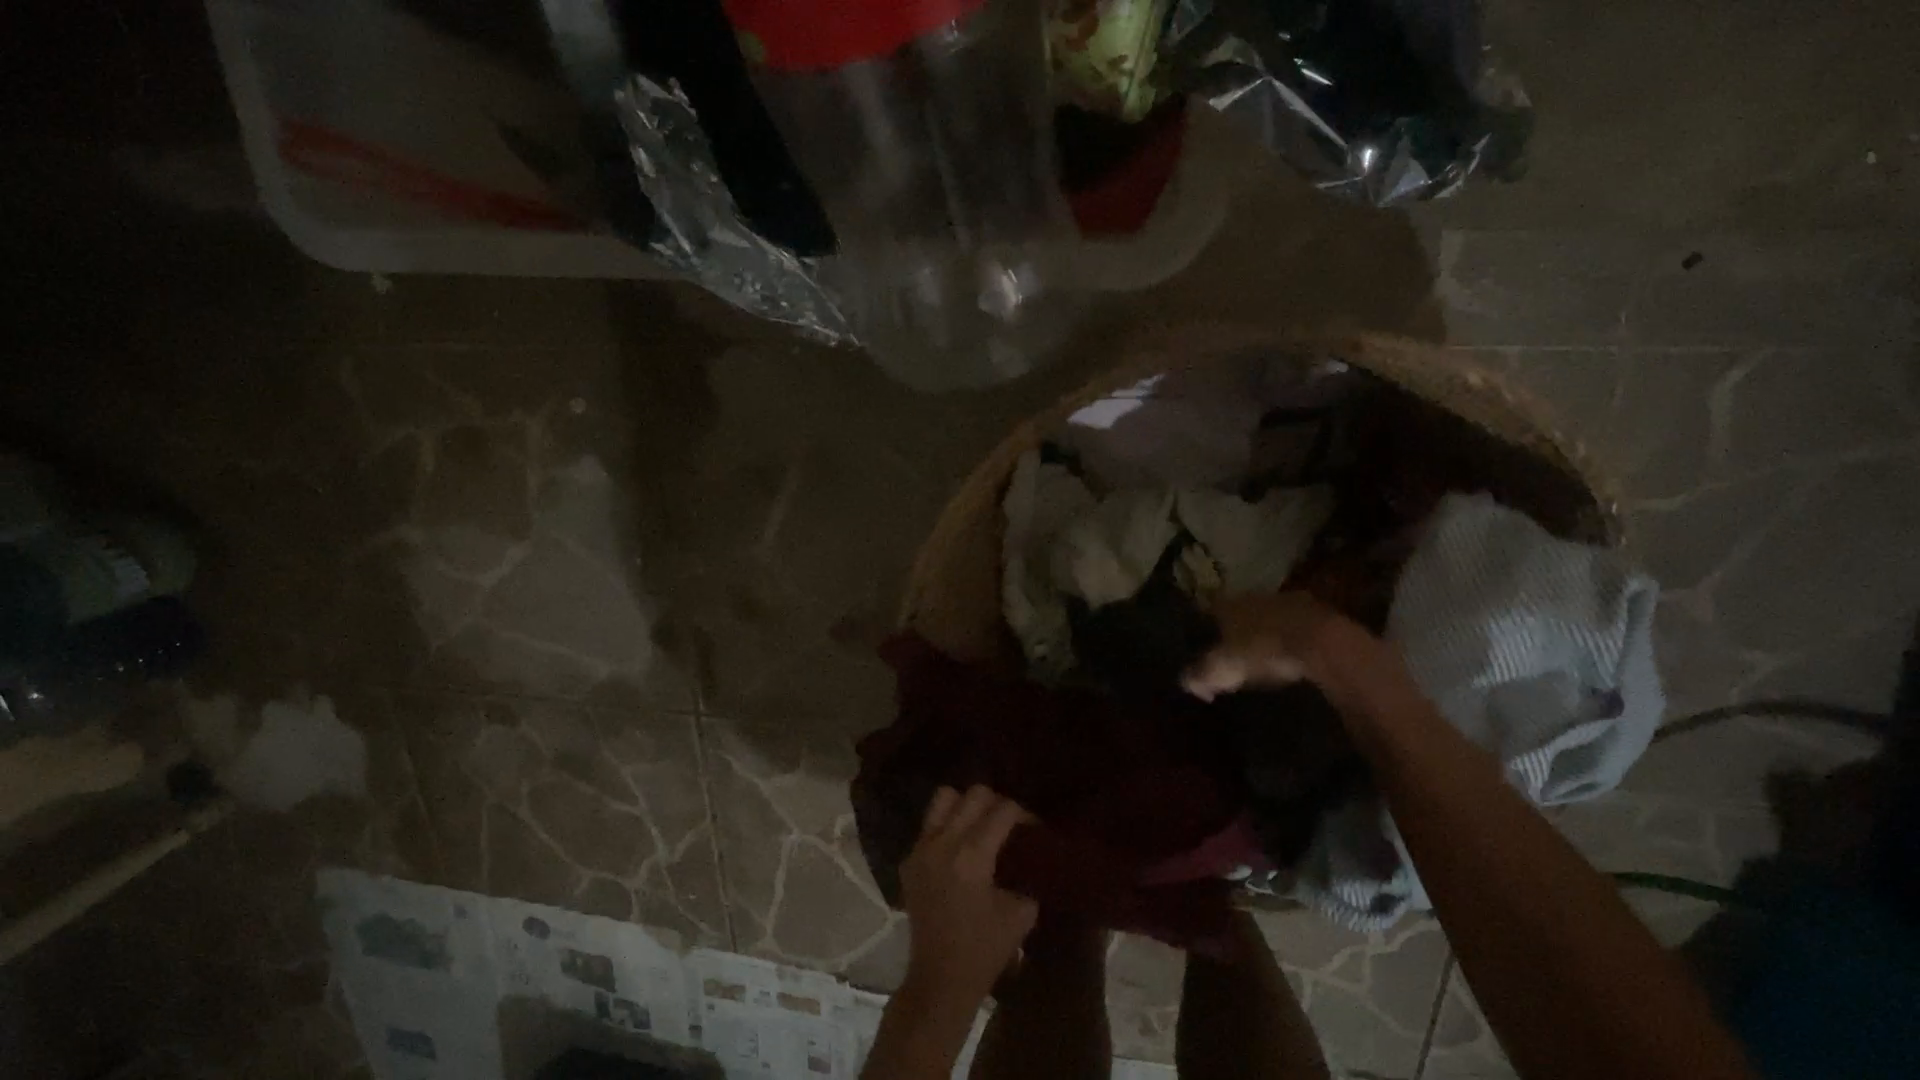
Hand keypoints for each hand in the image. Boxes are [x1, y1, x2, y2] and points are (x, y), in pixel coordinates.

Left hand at [899, 785, 1038, 1010]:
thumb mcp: (1021, 913)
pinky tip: (960, 848)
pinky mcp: (908, 860)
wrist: (940, 979)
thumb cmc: (984, 949)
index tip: (1035, 828)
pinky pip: (929, 826)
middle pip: (974, 794)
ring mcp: (920, 848)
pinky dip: (947, 827)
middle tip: (1010, 823)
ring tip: (980, 824)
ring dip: (966, 806)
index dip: (1024, 814)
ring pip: (943, 799)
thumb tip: (1032, 855)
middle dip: (997, 803)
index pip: (1003, 810)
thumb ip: (1027, 875)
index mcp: (972, 855)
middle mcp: (942, 842)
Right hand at [1183, 591, 1373, 701]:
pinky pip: (1297, 627)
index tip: (1203, 646)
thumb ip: (1199, 676)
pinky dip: (1294, 639)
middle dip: (1237, 630)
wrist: (1321, 642)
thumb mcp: (1221, 670)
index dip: (1204, 629)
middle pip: (1240, 612)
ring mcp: (1289, 601)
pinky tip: (1295, 657)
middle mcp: (1254, 596)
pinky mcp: (1319, 612)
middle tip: (1235, 653)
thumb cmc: (1261, 651)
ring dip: (1268, 632)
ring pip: (1270, 617)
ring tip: (1267, 657)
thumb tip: (1187, 683)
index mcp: (1227, 604)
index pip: (1208, 611)